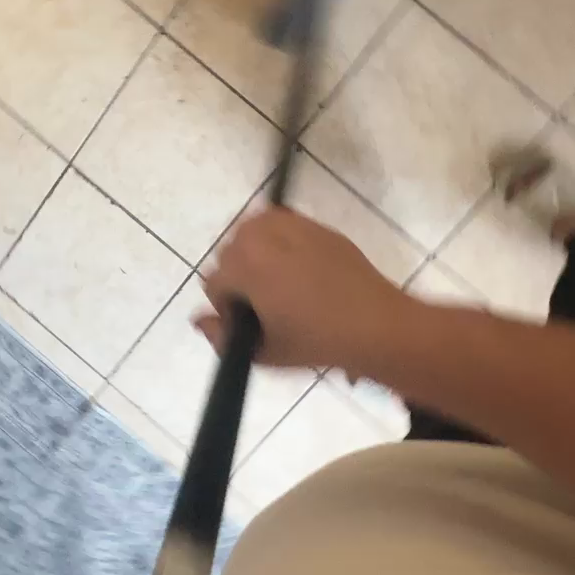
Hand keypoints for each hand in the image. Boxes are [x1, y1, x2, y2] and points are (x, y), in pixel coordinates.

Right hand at [197, 208, 412, 373]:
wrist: (375, 324)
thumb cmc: (318, 341)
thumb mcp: (266, 351)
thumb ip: (223, 337)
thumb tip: (199, 320)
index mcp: (246, 266)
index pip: (214, 282)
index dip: (227, 307)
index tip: (251, 322)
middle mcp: (263, 236)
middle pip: (229, 252)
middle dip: (238, 276)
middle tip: (263, 304)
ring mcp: (292, 225)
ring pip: (251, 231)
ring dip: (254, 253)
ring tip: (276, 282)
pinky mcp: (315, 225)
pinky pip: (280, 222)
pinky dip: (277, 238)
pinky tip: (294, 265)